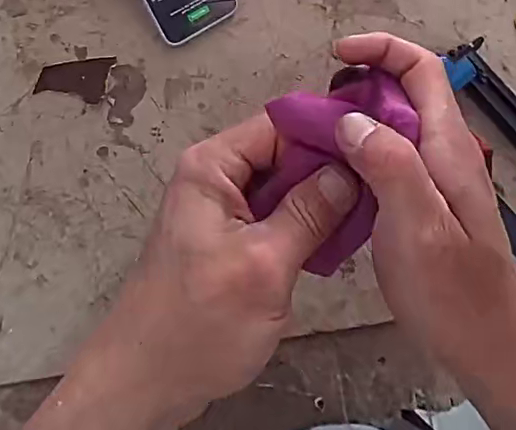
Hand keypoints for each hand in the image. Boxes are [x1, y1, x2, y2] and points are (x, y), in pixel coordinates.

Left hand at [27, 114, 358, 429]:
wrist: (140, 392)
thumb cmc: (196, 327)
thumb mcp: (263, 266)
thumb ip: (308, 213)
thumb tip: (349, 171)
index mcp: (213, 165)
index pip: (281, 123)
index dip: (325, 132)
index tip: (370, 147)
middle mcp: (217, 175)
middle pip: (285, 151)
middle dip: (327, 167)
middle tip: (374, 183)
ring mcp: (224, 207)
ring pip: (285, 183)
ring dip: (320, 197)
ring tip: (365, 207)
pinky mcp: (232, 235)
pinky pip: (278, 211)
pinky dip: (306, 221)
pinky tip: (337, 235)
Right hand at [331, 33, 515, 429]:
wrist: (489, 349)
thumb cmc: (457, 294)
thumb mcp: (419, 227)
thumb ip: (390, 164)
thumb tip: (351, 118)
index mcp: (448, 143)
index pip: (422, 67)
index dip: (382, 48)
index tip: (339, 54)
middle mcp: (444, 148)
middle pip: (405, 89)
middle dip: (362, 82)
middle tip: (318, 106)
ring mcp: (436, 173)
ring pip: (394, 122)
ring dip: (357, 117)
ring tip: (317, 137)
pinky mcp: (424, 198)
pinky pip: (389, 155)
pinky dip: (359, 151)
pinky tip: (335, 174)